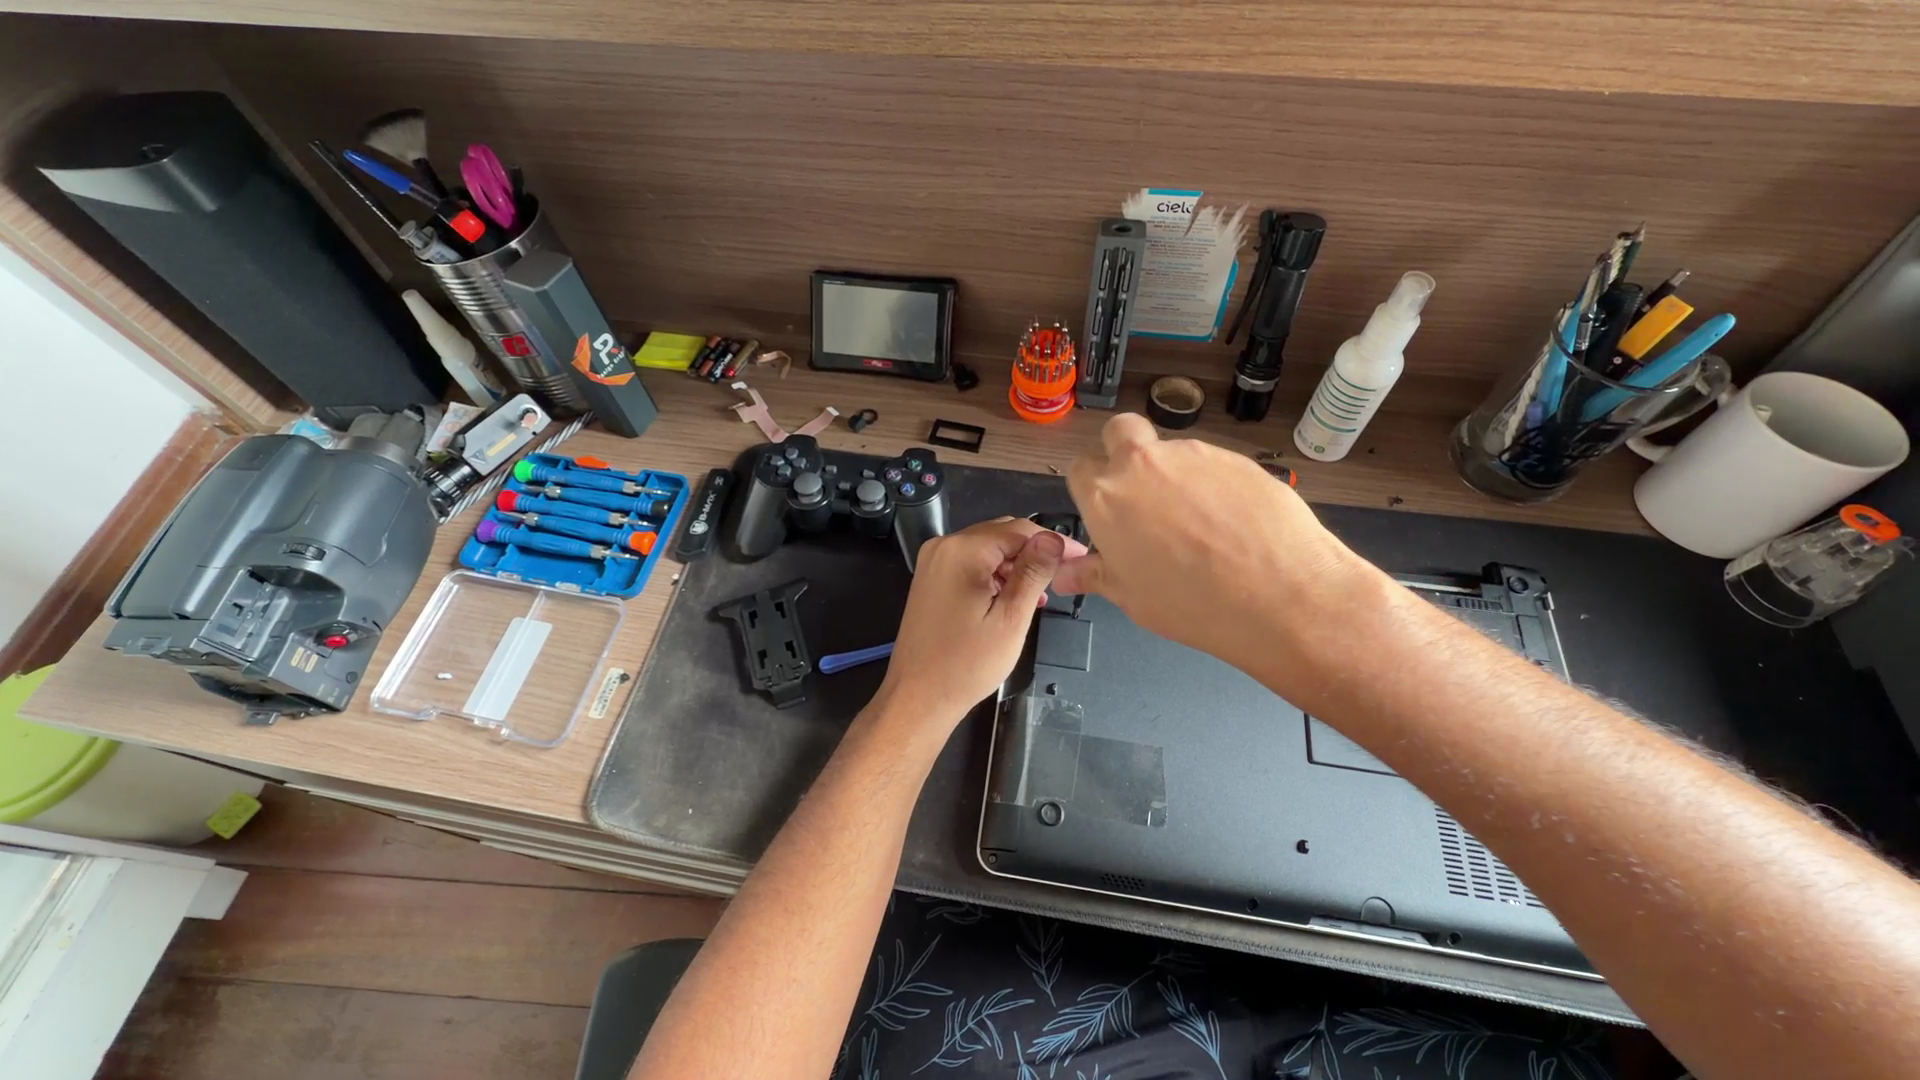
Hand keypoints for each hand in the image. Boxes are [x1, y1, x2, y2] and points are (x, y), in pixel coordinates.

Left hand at [876, 517, 1083, 727]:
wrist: (919, 696)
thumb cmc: (966, 664)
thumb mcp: (1010, 618)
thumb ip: (1033, 573)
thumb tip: (1053, 539)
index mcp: (962, 551)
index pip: (1019, 530)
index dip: (1054, 541)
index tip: (1081, 557)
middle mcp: (943, 547)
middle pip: (1001, 534)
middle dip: (1034, 552)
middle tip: (1065, 576)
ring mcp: (933, 562)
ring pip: (987, 549)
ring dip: (1016, 565)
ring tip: (1041, 595)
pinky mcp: (931, 579)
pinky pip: (971, 564)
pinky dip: (995, 575)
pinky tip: (1012, 598)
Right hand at [1053, 414, 1383, 682]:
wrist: (1281, 596)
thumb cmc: (1195, 603)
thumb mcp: (1131, 597)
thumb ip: (1094, 574)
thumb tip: (1066, 575)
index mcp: (1106, 495)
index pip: (1081, 468)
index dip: (1092, 489)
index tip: (1106, 512)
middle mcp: (1144, 464)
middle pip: (1121, 432)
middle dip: (1124, 453)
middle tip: (1142, 496)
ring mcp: (1194, 455)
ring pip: (1172, 451)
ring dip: (1175, 474)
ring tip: (1198, 523)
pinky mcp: (1238, 457)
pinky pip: (1214, 464)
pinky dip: (1214, 484)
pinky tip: (1232, 523)